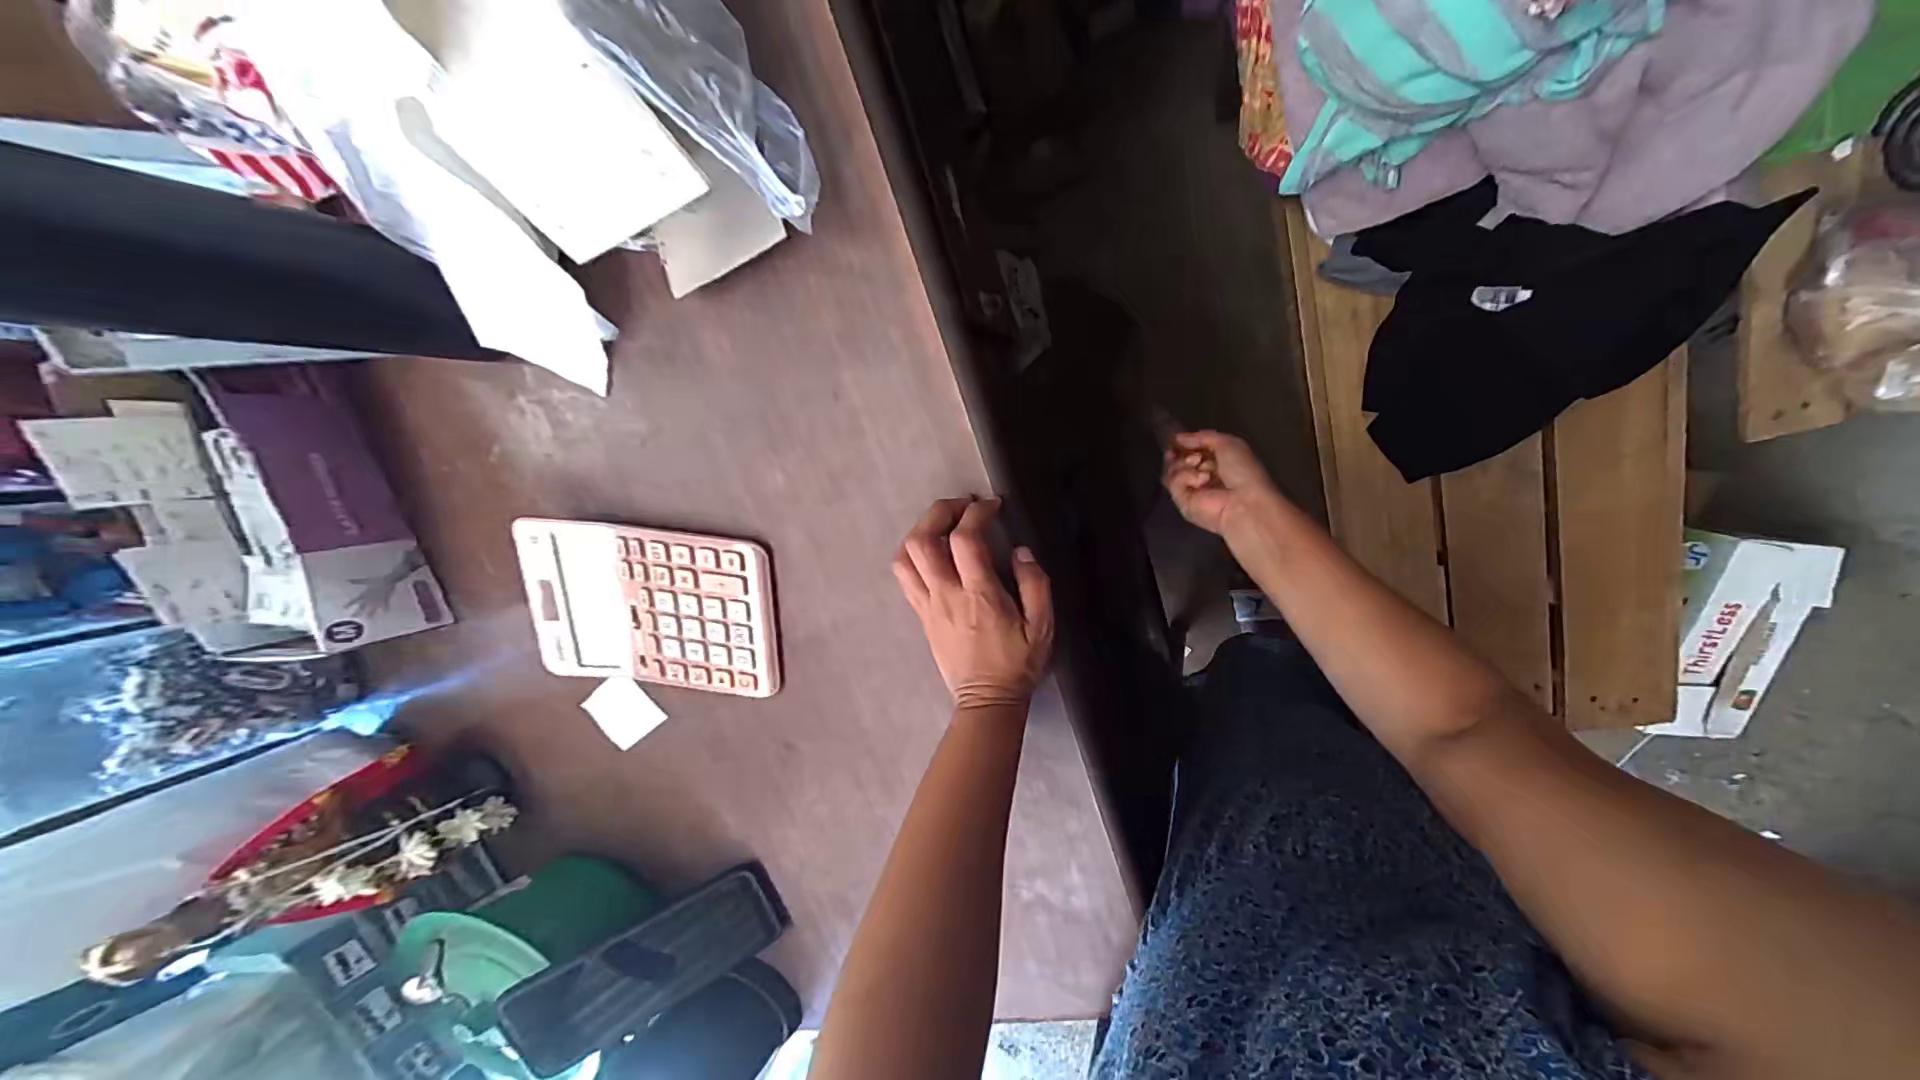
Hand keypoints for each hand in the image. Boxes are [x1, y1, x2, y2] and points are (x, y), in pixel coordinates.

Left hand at [892, 497, 1053, 709]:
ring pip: (905, 556)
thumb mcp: (1043, 626)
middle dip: (940, 511)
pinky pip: (905, 576)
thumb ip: (1035, 583)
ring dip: (921, 530)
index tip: (993, 505)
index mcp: (979, 595)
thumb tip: (1021, 551)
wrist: (986, 700)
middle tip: (962, 506)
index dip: (977, 512)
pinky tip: (932, 550)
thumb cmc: (1017, 663)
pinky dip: (912, 553)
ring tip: (944, 524)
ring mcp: (928, 605)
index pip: (966, 539)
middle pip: (923, 540)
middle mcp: (946, 594)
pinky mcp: (921, 614)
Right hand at [1163, 430, 1283, 535]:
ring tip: (1197, 463)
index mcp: (1215, 463)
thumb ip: (1203, 437)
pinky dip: (1185, 477)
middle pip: (1177, 462)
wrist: (1243, 501)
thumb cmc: (1242, 471)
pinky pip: (1174, 484)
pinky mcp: (1183, 503)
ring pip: (1172, 472)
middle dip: (1178, 455)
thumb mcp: (1228, 443)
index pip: (1191, 452)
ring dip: (1182, 463)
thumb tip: (1179, 437)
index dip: (1183, 445)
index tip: (1177, 439)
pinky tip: (1200, 480)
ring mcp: (1191, 491)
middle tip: (1184, 454)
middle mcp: (1202, 477)